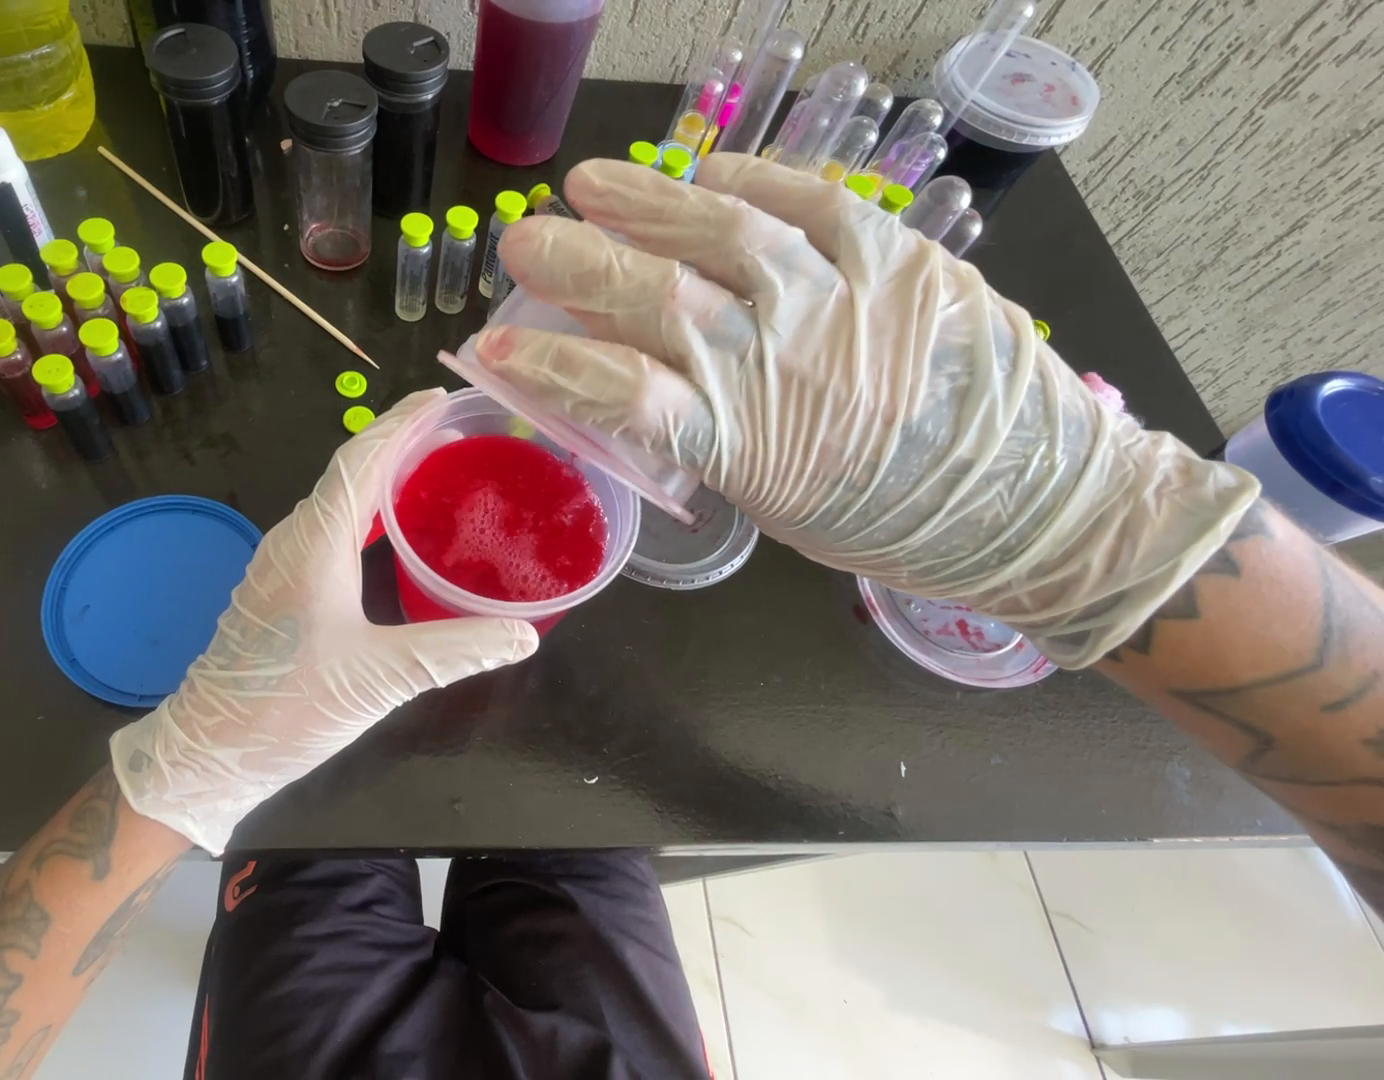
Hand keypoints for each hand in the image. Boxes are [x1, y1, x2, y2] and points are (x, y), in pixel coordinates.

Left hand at [110, 389, 539, 853]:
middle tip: (450, 434)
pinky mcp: (275, 589)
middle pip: (346, 474)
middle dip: (396, 443)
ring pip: (332, 503)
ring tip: (426, 472)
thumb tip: (526, 636)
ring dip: (376, 478)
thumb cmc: (289, 706)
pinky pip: (324, 530)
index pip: (361, 462)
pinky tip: (384, 535)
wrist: (209, 751)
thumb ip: (456, 651)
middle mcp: (293, 541)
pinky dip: (361, 514)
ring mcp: (277, 564)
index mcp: (315, 544)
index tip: (438, 399)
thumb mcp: (382, 678)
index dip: (401, 424)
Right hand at [476, 156, 1258, 666]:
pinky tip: (702, 176)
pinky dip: (747, 181)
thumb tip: (628, 383)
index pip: (613, 390)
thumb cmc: (877, 517)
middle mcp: (774, 358)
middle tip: (521, 241)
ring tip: (587, 183)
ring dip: (640, 203)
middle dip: (571, 266)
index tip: (493, 347)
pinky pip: (808, 201)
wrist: (1025, 500)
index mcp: (736, 439)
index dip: (544, 364)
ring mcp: (836, 296)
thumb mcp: (764, 496)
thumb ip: (695, 434)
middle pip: (649, 298)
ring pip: (719, 232)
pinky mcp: (895, 254)